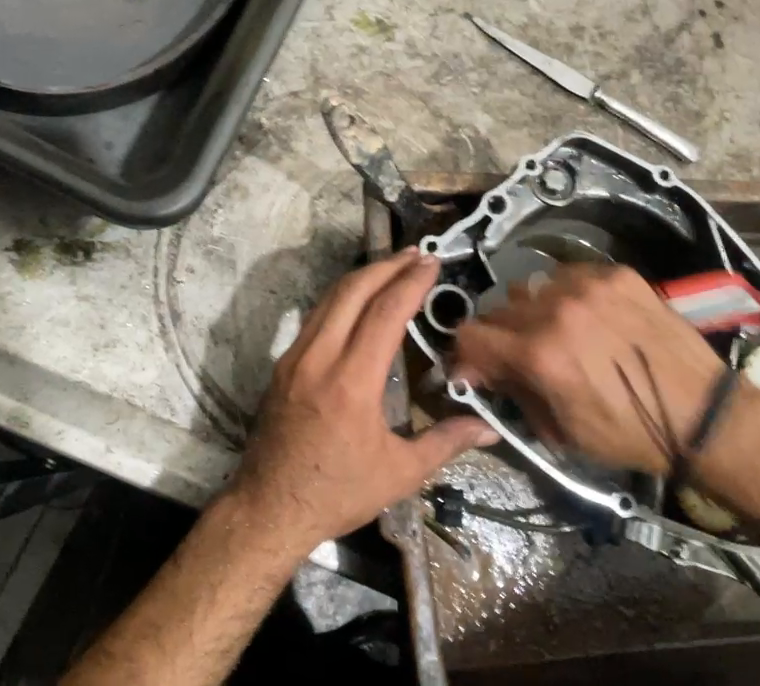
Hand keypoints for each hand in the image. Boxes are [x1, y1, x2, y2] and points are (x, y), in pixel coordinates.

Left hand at [225, 251, 497, 549]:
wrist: (269, 507)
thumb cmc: (338, 493)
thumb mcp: (399, 473)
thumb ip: (446, 442)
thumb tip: (490, 430)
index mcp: (352, 382)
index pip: (385, 313)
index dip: (410, 283)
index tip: (431, 263)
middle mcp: (320, 358)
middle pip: (352, 292)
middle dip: (386, 266)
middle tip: (415, 254)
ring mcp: (295, 358)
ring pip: (329, 299)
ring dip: (361, 277)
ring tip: (391, 266)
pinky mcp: (283, 364)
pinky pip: (315, 317)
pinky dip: (341, 298)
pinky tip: (359, 299)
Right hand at [452, 263, 723, 473]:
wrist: (705, 415)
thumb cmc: (630, 433)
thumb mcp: (560, 431)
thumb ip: (514, 394)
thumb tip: (483, 374)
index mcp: (538, 354)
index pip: (469, 335)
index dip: (467, 355)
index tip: (478, 369)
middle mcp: (555, 310)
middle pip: (497, 310)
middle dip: (501, 336)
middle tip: (521, 356)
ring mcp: (587, 286)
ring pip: (531, 288)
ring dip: (533, 311)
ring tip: (559, 333)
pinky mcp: (616, 274)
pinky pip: (569, 276)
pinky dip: (568, 296)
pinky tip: (590, 318)